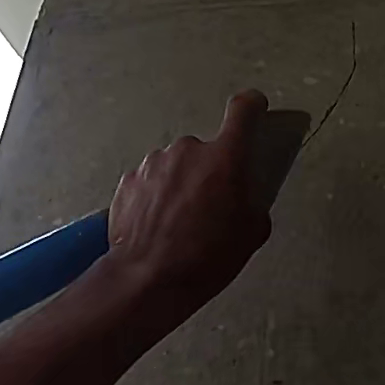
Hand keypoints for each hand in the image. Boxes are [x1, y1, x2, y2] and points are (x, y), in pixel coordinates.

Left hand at [105, 90, 273, 321]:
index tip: (255, 108)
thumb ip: (252, 200)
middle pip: (207, 150)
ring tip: (180, 220)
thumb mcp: (253, 231)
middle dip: (211, 170)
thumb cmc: (210, 256)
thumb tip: (242, 194)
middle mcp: (188, 150)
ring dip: (182, 182)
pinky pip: (152, 181)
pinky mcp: (128, 181)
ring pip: (177, 165)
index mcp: (226, 158)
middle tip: (211, 204)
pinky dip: (158, 195)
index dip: (252, 106)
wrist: (149, 278)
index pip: (243, 111)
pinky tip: (159, 225)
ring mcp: (153, 163)